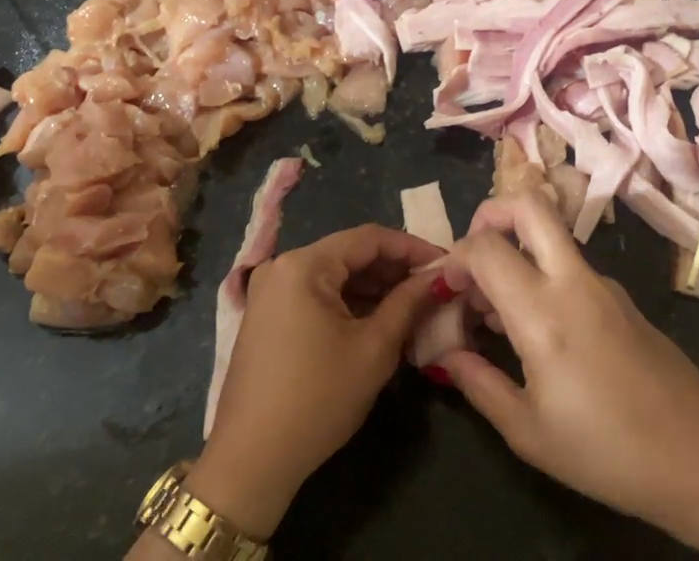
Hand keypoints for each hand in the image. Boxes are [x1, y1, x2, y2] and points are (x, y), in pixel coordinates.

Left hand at [193, 224, 446, 535]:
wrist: (252, 459)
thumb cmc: (319, 398)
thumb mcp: (374, 349)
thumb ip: (409, 303)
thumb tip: (439, 278)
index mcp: (304, 264)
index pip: (369, 238)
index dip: (413, 248)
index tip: (446, 266)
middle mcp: (282, 267)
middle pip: (350, 254)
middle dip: (394, 270)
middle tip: (434, 289)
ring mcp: (270, 292)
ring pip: (335, 276)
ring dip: (374, 289)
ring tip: (414, 308)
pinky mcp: (267, 317)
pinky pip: (317, 296)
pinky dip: (350, 304)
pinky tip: (379, 322)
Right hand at [434, 194, 698, 545]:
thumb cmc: (606, 452)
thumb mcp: (528, 431)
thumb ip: (479, 383)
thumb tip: (444, 354)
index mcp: (543, 313)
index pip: (486, 247)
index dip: (454, 257)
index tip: (443, 289)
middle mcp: (574, 282)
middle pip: (531, 206)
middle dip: (491, 214)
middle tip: (471, 257)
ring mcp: (604, 285)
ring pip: (551, 237)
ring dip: (515, 251)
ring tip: (492, 310)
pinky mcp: (622, 298)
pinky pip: (571, 266)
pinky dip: (541, 275)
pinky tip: (533, 329)